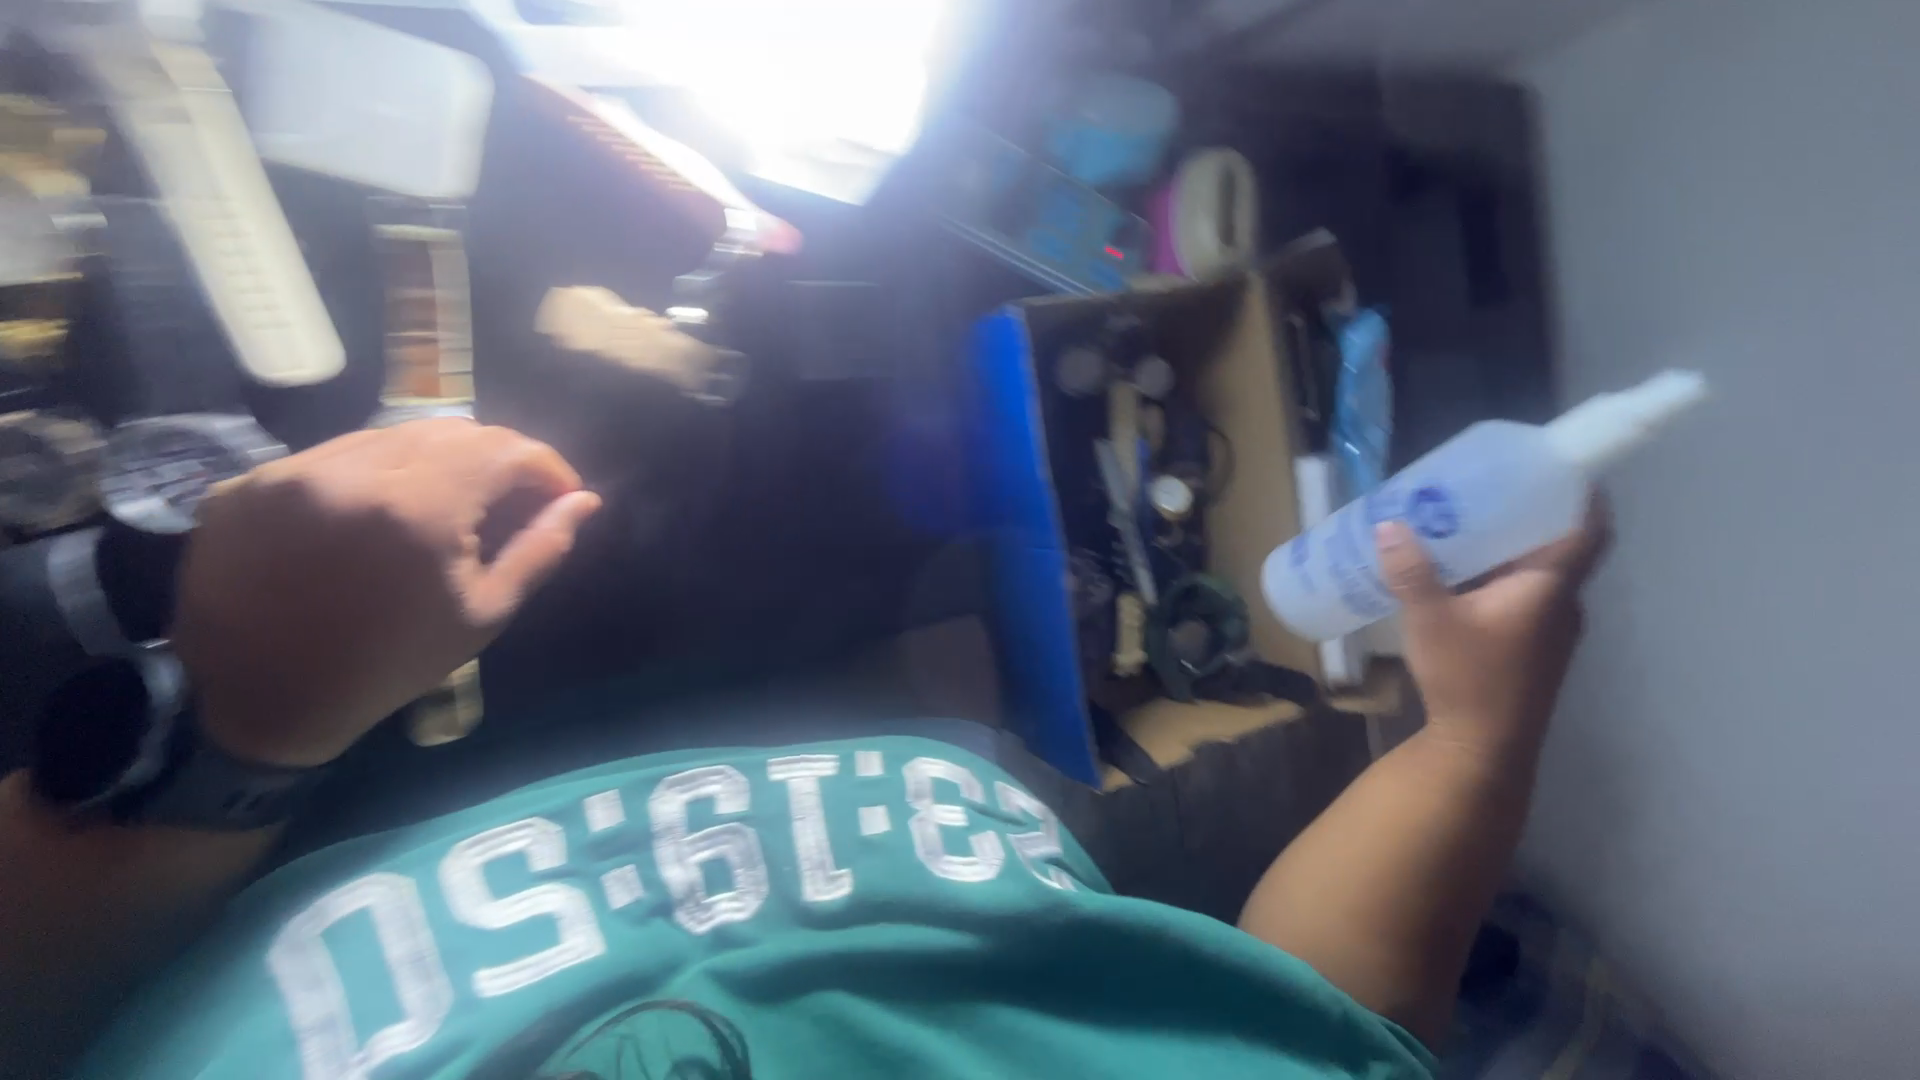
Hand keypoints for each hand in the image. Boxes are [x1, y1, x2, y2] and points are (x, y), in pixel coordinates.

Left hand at [171, 420, 601, 766]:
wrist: (259, 698)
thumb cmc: (393, 660)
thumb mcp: (486, 610)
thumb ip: (541, 547)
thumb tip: (584, 501)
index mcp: (422, 507)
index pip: (508, 450)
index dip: (548, 467)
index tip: (560, 496)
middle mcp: (355, 471)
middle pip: (455, 430)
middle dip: (499, 459)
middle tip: (513, 498)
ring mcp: (293, 471)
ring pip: (395, 433)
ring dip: (440, 459)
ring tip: (449, 502)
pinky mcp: (249, 482)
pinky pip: (338, 453)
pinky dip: (378, 471)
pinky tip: (382, 512)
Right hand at [1375, 493, 1611, 760]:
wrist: (1484, 746)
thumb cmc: (1468, 676)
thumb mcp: (1429, 618)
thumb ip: (1410, 570)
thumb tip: (1389, 525)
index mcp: (1549, 587)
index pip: (1587, 529)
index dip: (1580, 493)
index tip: (1556, 466)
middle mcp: (1561, 604)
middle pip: (1556, 547)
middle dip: (1524, 516)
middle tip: (1482, 492)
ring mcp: (1550, 630)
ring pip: (1536, 574)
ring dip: (1506, 550)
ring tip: (1461, 528)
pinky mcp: (1532, 648)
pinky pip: (1522, 596)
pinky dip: (1498, 578)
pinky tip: (1457, 578)